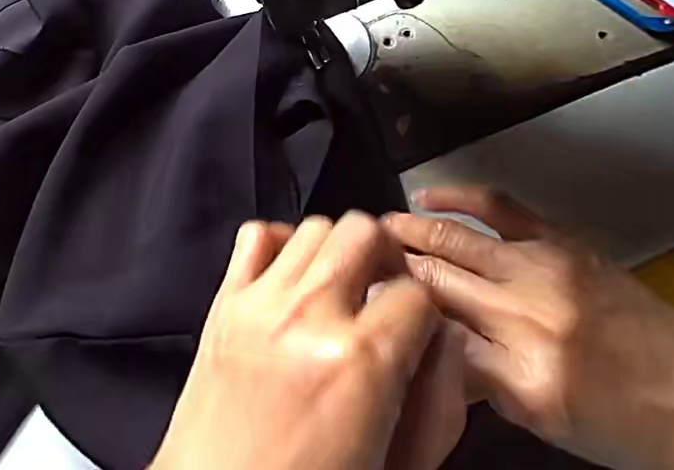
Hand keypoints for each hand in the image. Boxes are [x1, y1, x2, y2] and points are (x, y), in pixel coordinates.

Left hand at [150, 213, 466, 469]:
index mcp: (361, 361)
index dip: (424, 310)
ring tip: (338, 285)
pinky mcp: (225, 306)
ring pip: (318, 227)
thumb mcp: (399, 464)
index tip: (415, 328)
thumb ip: (440, 401)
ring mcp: (262, 305)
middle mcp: (311, 317)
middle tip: (383, 288)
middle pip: (366, 231)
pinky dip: (279, 244)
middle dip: (384, 256)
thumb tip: (448, 341)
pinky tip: (292, 276)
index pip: (416, 291)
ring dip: (337, 251)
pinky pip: (258, 235)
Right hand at [384, 187, 673, 469]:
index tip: (364, 312)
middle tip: (353, 264)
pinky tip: (428, 197)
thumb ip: (484, 384)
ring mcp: (547, 268)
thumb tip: (433, 348)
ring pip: (458, 242)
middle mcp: (530, 314)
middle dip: (391, 272)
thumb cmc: (631, 427)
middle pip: (439, 284)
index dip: (393, 322)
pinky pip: (501, 208)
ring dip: (410, 233)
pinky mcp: (562, 241)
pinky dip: (460, 197)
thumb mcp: (546, 426)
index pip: (434, 340)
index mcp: (526, 378)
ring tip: (374, 230)